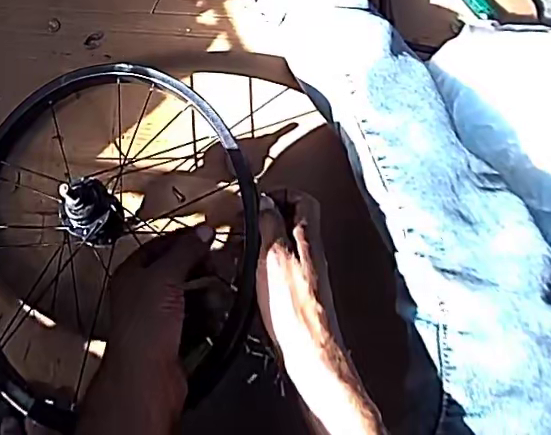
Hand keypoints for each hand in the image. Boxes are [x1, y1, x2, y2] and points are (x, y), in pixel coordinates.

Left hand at [75, 225, 211, 434]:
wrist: (146, 379)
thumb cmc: (143, 327)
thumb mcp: (165, 277)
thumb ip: (185, 252)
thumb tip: (201, 232)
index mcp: (132, 273)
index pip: (159, 246)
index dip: (182, 239)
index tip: (204, 236)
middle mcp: (142, 295)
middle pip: (174, 271)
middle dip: (197, 267)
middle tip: (218, 262)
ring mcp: (157, 320)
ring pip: (187, 297)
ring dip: (205, 293)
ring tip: (221, 290)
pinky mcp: (173, 342)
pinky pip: (194, 322)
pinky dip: (207, 317)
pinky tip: (217, 314)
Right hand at [255, 192, 384, 434]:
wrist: (310, 358)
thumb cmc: (294, 310)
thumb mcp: (273, 255)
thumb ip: (269, 224)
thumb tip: (264, 200)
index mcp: (308, 238)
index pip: (304, 199)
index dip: (281, 192)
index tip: (259, 198)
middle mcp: (310, 254)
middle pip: (291, 220)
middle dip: (265, 216)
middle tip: (244, 219)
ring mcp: (305, 275)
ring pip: (282, 244)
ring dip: (260, 240)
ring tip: (239, 245)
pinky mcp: (296, 296)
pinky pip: (277, 267)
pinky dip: (260, 264)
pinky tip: (245, 274)